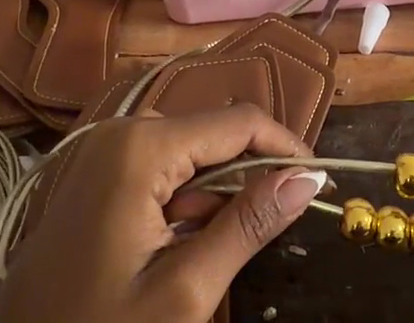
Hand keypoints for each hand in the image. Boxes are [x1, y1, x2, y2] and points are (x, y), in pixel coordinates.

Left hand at [0, 106, 323, 322]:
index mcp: (141, 146)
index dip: (286, 147)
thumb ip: (249, 224)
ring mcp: (99, 152)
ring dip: (215, 192)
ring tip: (212, 251)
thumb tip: (307, 177)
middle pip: (212, 133)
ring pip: (188, 153)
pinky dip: (183, 199)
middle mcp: (118, 131)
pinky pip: (157, 169)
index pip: (239, 121)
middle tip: (268, 228)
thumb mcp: (183, 292)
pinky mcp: (92, 175)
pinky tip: (180, 245)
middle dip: (247, 173)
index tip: (321, 183)